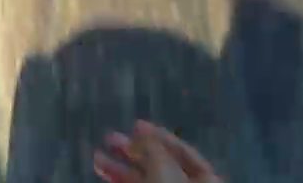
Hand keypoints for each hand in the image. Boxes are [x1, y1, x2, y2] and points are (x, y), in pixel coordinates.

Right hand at [93, 122, 219, 182]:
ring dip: (121, 167)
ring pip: (146, 181)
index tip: (134, 124)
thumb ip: (151, 144)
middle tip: (110, 138)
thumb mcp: (160, 165)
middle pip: (161, 166)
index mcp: (206, 182)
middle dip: (133, 151)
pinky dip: (121, 182)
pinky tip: (102, 172)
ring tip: (97, 156)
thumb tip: (142, 136)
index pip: (185, 153)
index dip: (160, 136)